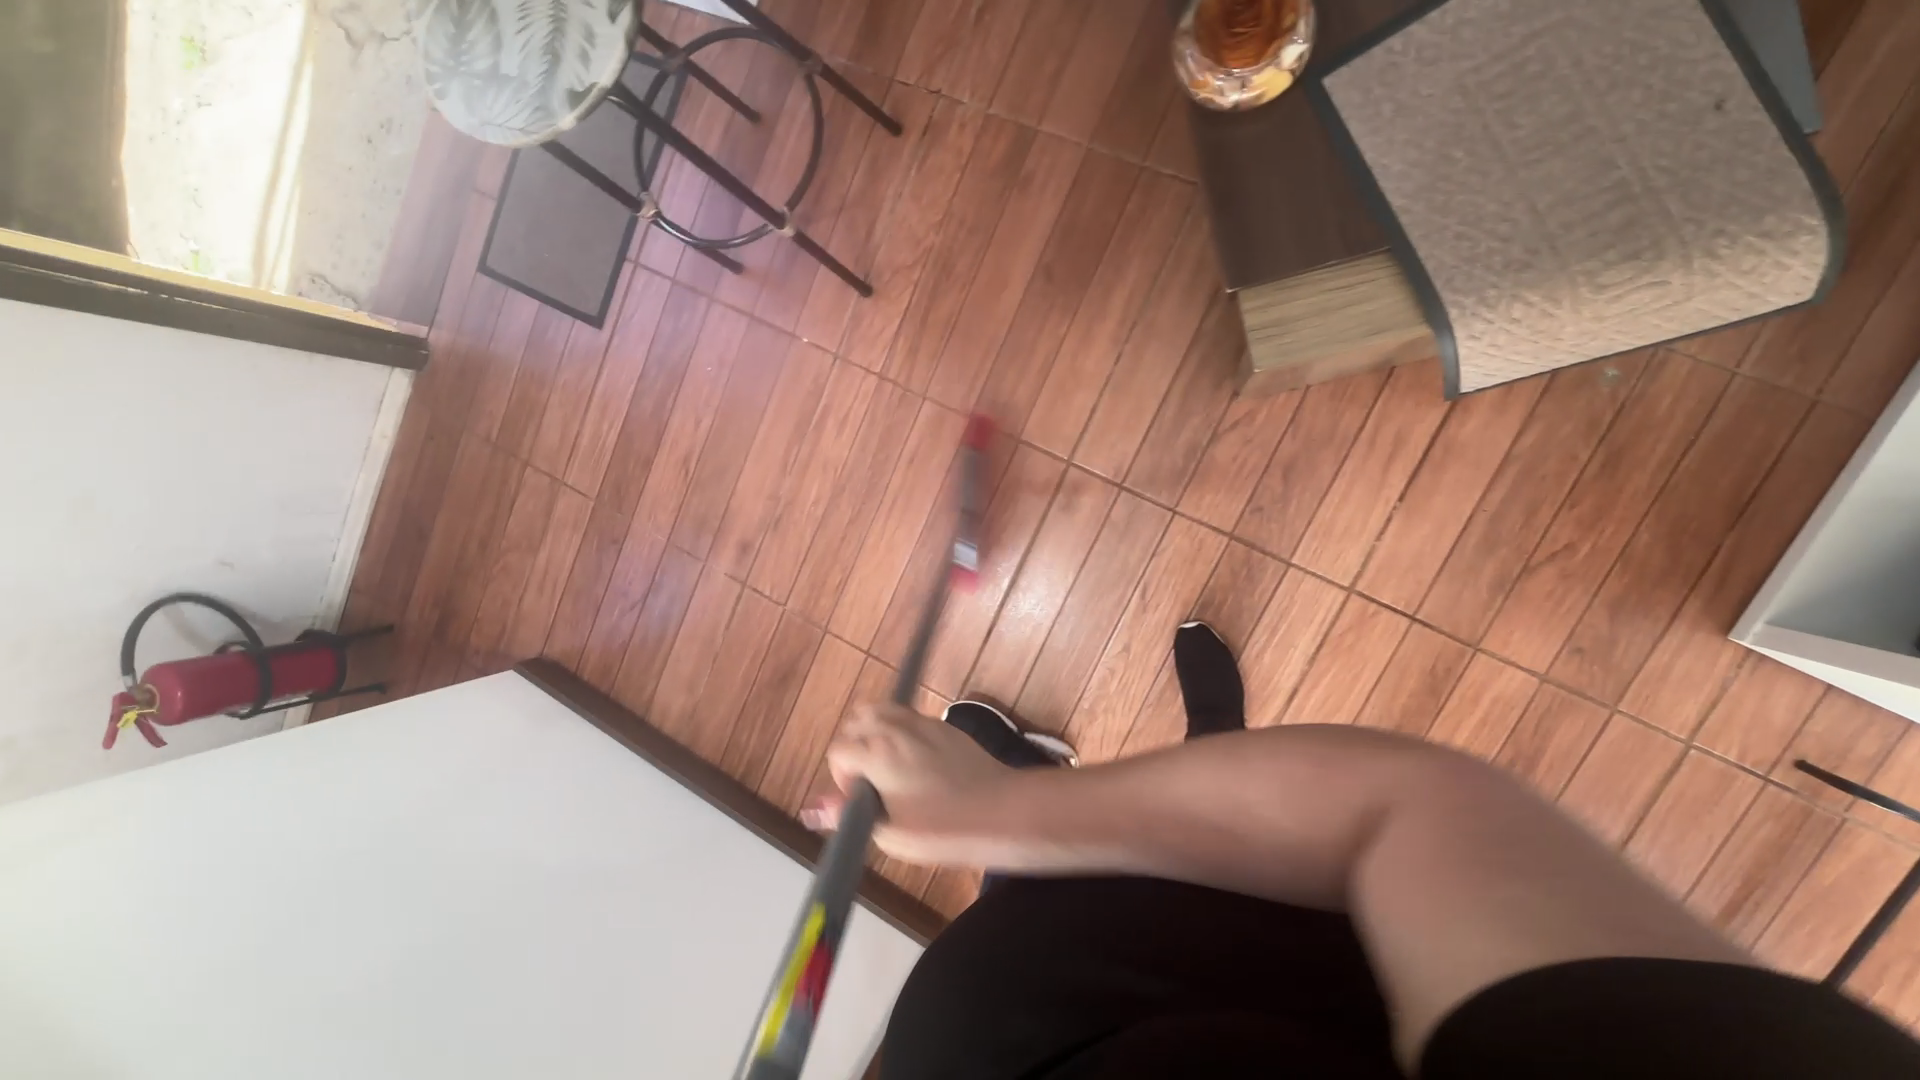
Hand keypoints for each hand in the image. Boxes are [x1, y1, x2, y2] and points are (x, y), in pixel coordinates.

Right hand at [802, 702, 1015, 866]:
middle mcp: (896, 728)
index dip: (844, 778)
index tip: (863, 801)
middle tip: (873, 782)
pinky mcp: (946, 727)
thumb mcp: (890, 833)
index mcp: (876, 752)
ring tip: (889, 766)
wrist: (1001, 810)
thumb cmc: (943, 828)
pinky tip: (918, 764)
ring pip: (884, 710)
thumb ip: (849, 816)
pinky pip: (910, 718)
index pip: (838, 750)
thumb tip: (813, 810)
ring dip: (877, 732)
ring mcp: (923, 723)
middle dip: (856, 747)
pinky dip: (902, 732)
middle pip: (858, 720)